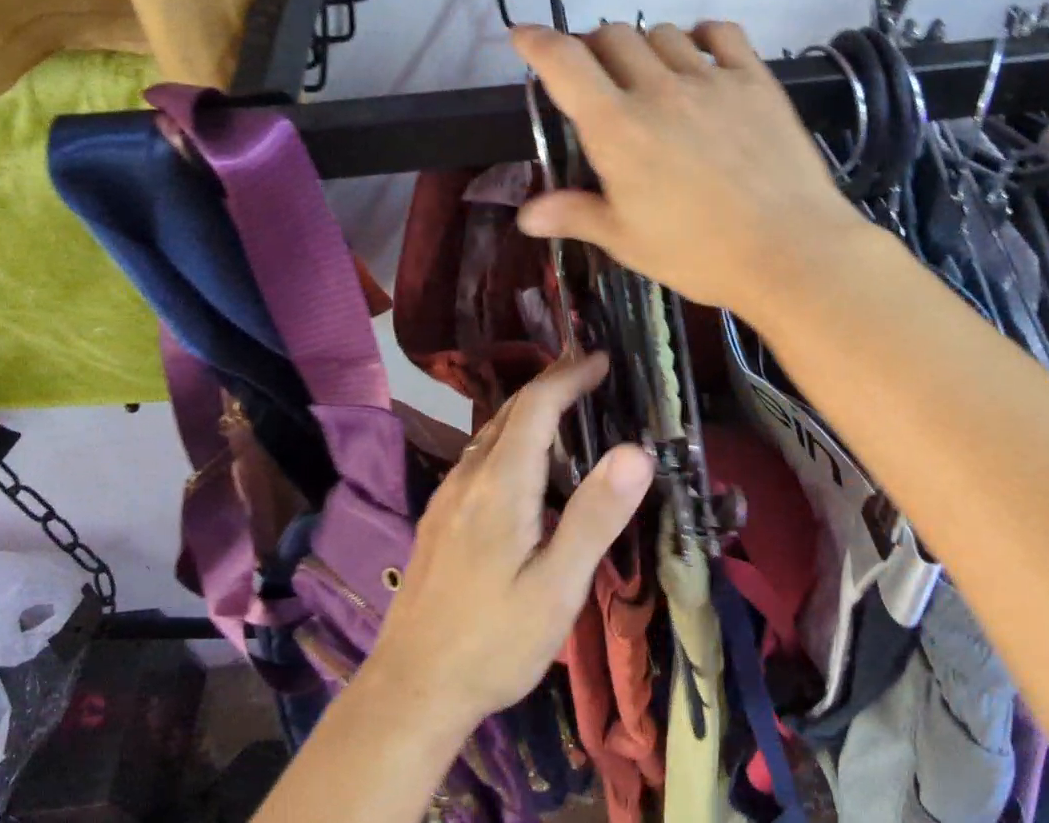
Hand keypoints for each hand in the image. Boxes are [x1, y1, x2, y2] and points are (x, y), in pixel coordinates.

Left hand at [367, 353, 654, 723]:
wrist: (411, 688)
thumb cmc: (494, 642)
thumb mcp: (557, 587)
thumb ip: (595, 516)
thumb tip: (637, 450)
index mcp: (500, 485)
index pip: (535, 407)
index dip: (568, 376)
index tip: (601, 359)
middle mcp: (467, 478)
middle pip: (509, 413)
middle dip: (551, 386)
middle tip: (592, 378)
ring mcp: (446, 499)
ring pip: (490, 436)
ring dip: (529, 415)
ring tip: (569, 416)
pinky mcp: (437, 521)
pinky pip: (478, 461)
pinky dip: (511, 443)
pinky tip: (526, 472)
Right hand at [511, 21, 866, 314]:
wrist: (789, 251)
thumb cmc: (699, 254)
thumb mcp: (628, 240)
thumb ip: (576, 215)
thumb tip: (525, 216)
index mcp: (617, 128)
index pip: (564, 62)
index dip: (537, 42)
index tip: (523, 36)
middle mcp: (658, 89)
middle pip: (612, 36)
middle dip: (593, 48)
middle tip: (597, 77)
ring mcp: (711, 80)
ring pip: (662, 32)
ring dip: (644, 46)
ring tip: (649, 76)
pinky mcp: (756, 80)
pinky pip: (722, 33)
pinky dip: (701, 35)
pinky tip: (700, 56)